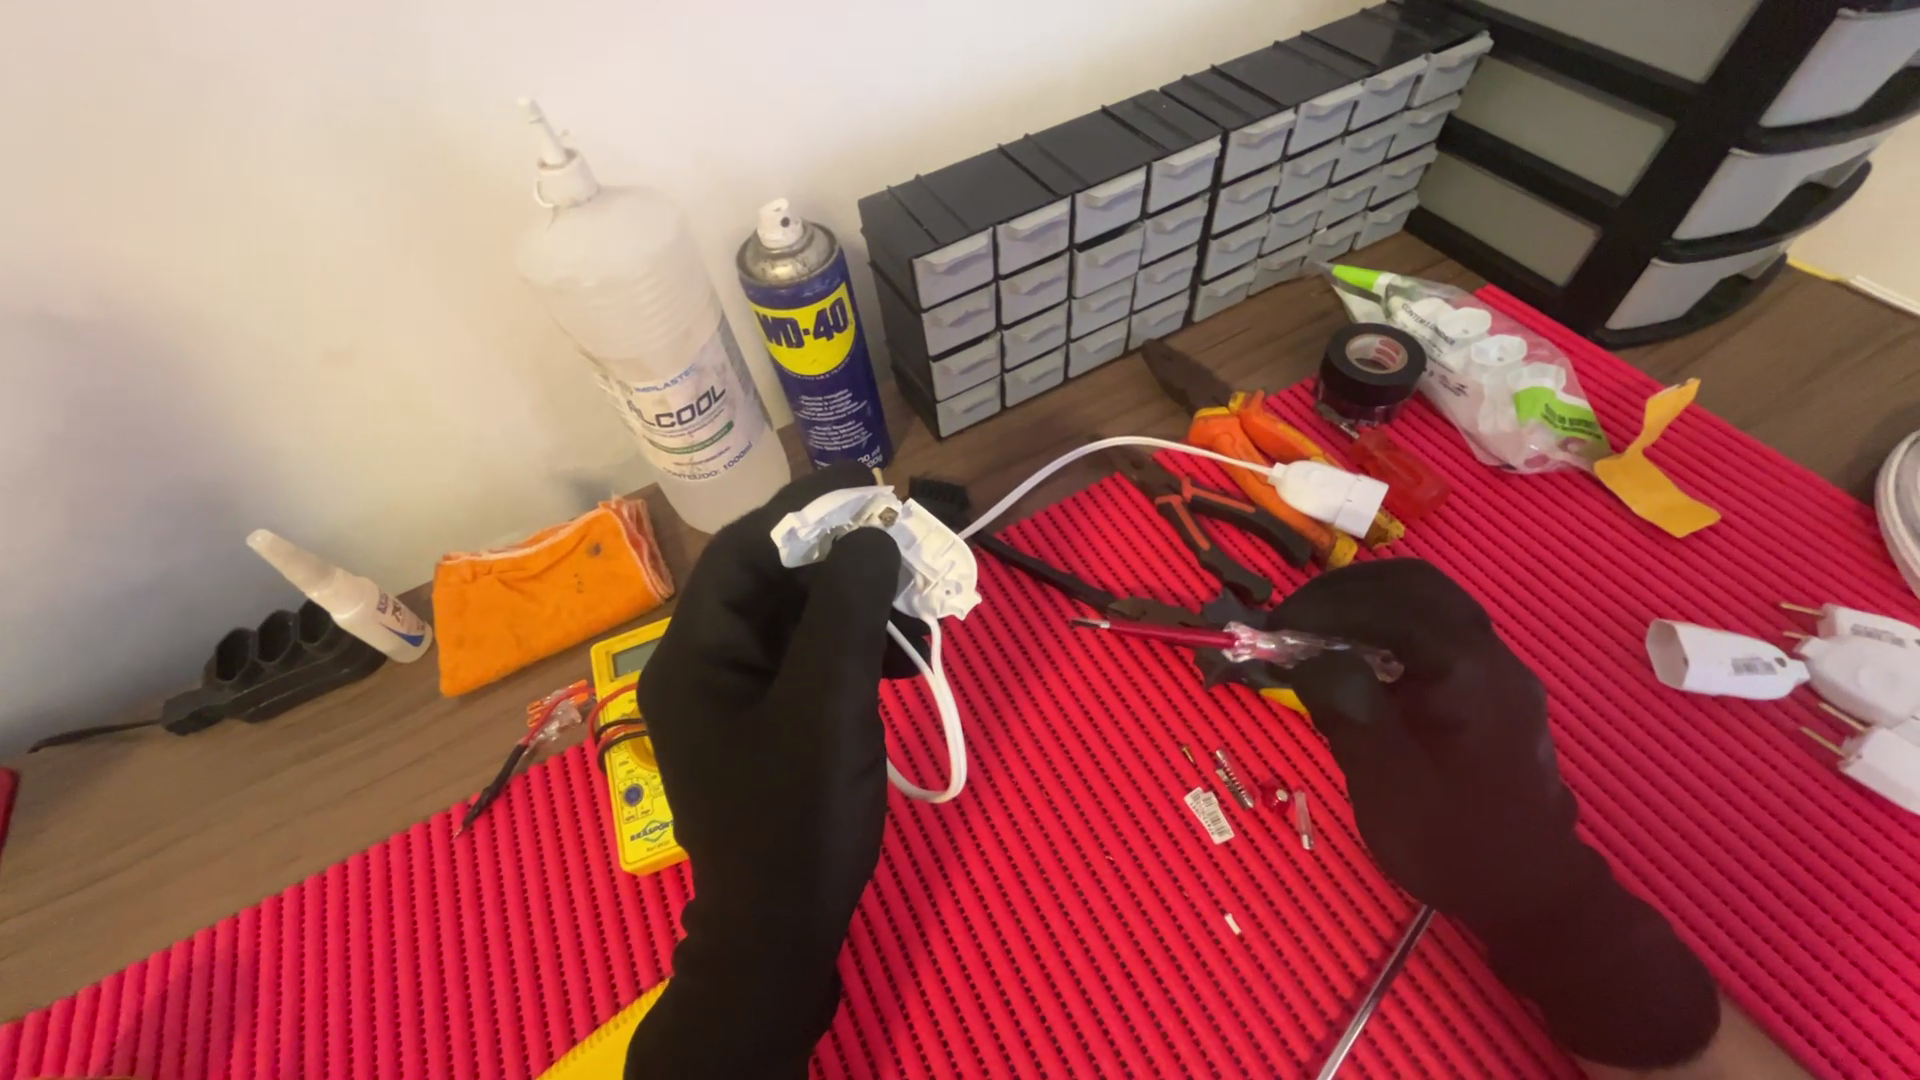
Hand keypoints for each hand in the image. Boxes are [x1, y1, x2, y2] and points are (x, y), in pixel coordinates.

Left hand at [627, 464, 911, 1078]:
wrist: (784, 931)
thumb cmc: (796, 818)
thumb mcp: (825, 705)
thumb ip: (845, 610)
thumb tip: (870, 535)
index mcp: (697, 651)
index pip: (746, 550)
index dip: (808, 511)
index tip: (872, 490)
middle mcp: (712, 660)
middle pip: (779, 581)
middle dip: (849, 562)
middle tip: (912, 550)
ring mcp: (745, 691)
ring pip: (807, 618)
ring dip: (866, 607)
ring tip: (921, 613)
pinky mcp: (778, 716)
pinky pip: (820, 658)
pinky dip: (864, 648)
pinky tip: (907, 660)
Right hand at [1272, 559, 1718, 1069]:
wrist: (1530, 891)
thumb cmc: (1452, 841)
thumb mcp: (1385, 781)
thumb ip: (1346, 706)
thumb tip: (1307, 655)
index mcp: (1469, 673)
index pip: (1393, 607)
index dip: (1327, 606)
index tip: (1276, 627)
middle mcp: (1489, 654)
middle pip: (1414, 585)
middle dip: (1343, 591)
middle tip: (1292, 619)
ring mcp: (1492, 666)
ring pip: (1425, 599)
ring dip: (1362, 602)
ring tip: (1312, 630)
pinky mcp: (1484, 682)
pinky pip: (1430, 626)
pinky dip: (1381, 621)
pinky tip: (1350, 654)